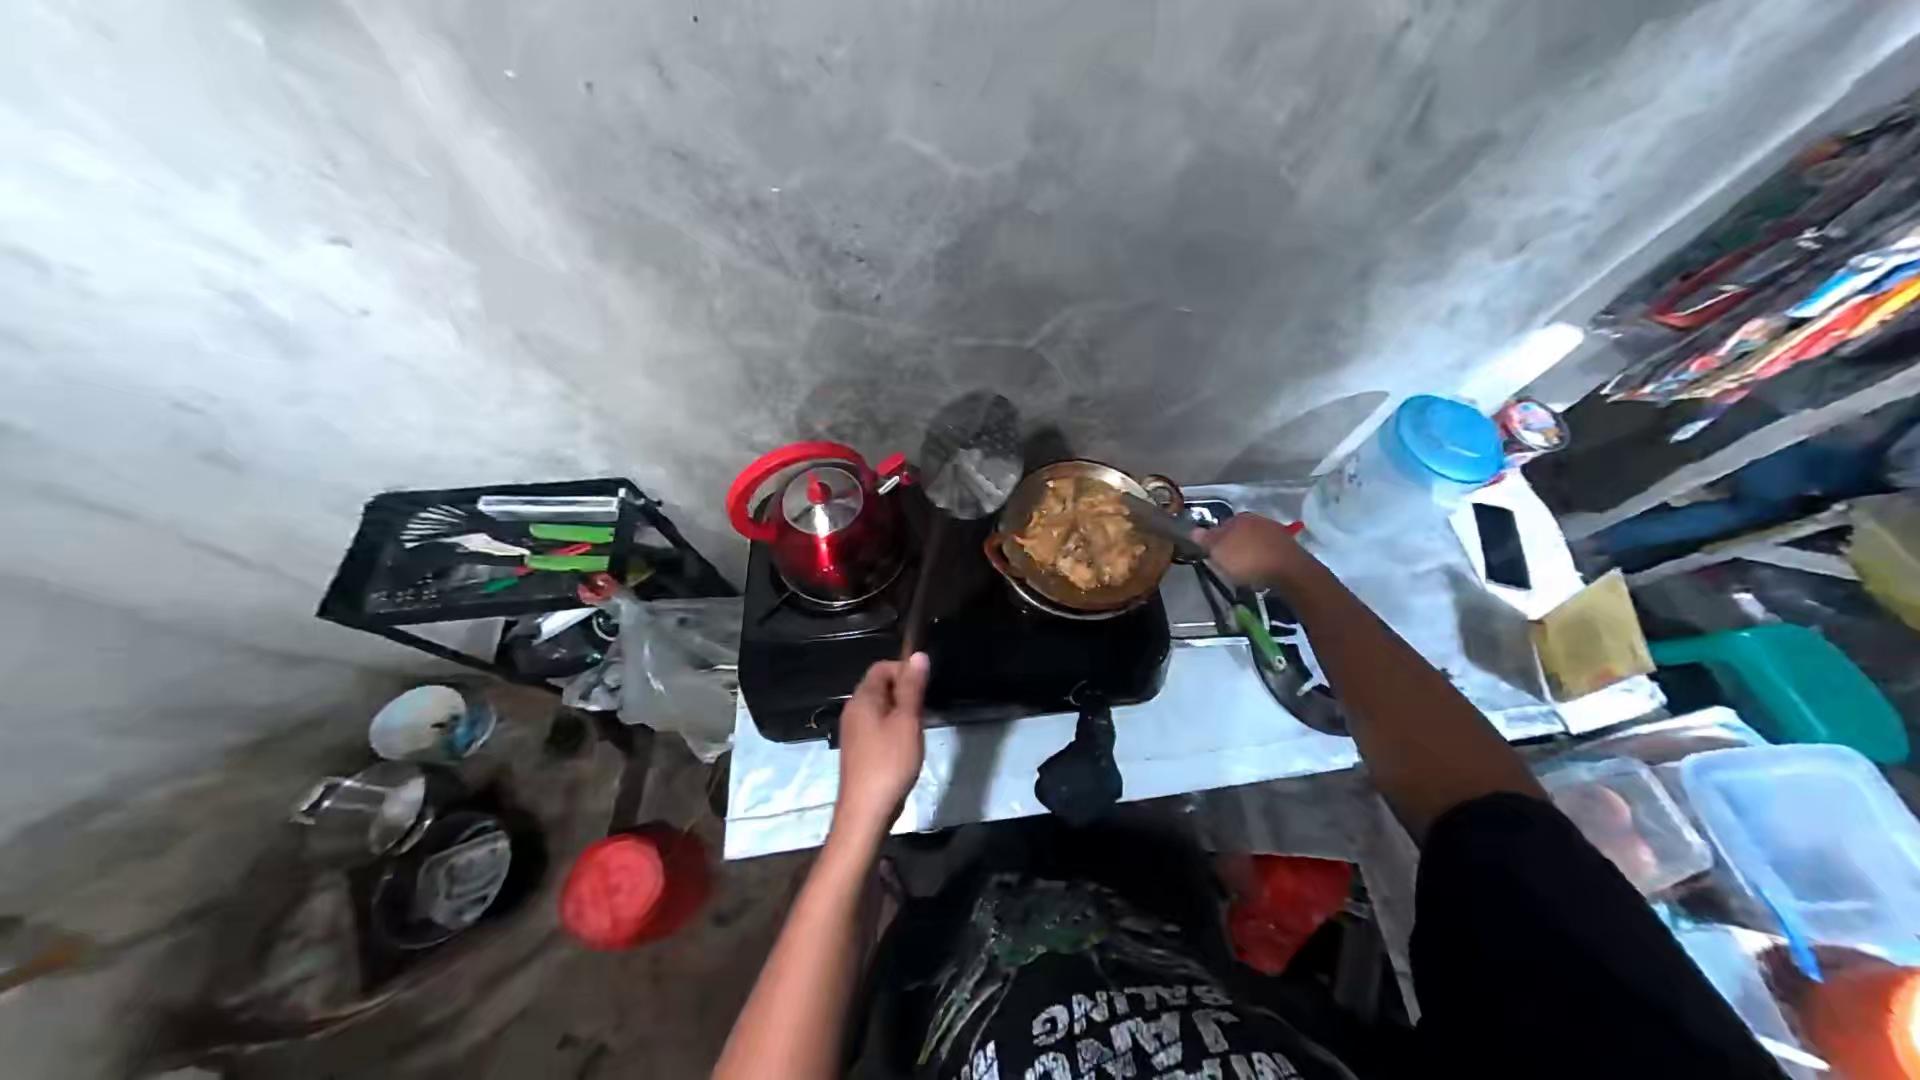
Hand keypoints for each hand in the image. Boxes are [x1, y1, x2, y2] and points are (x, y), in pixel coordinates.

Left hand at [832, 653, 929, 842]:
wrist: (866, 812)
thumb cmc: (889, 763)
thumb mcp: (907, 722)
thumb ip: (912, 688)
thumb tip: (918, 655)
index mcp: (862, 699)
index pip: (881, 667)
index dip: (904, 670)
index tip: (924, 689)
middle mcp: (853, 710)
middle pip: (880, 686)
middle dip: (904, 691)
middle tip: (923, 710)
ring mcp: (854, 731)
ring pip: (880, 707)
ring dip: (900, 711)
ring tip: (916, 729)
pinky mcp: (859, 749)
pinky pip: (877, 725)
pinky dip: (893, 728)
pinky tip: (905, 746)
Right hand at [1194, 513, 1312, 587]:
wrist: (1288, 571)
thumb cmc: (1246, 559)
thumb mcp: (1218, 552)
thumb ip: (1206, 540)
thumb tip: (1194, 531)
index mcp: (1238, 518)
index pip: (1221, 525)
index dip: (1216, 540)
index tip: (1214, 554)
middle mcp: (1258, 519)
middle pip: (1240, 532)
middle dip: (1234, 544)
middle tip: (1228, 562)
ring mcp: (1275, 532)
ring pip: (1255, 540)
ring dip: (1250, 551)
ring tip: (1245, 568)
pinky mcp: (1289, 546)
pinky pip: (1269, 550)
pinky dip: (1264, 558)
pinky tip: (1261, 570)